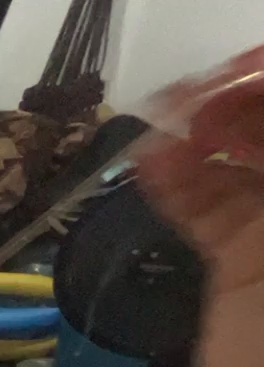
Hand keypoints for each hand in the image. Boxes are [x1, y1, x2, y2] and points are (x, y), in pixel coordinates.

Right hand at [138, 86, 263, 366]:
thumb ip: (258, 193)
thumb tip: (231, 127)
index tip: (251, 70)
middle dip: (256, 94)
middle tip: (201, 91)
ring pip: (258, 154)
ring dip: (211, 131)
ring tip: (165, 118)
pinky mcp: (248, 257)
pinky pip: (213, 208)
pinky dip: (181, 183)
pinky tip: (152, 162)